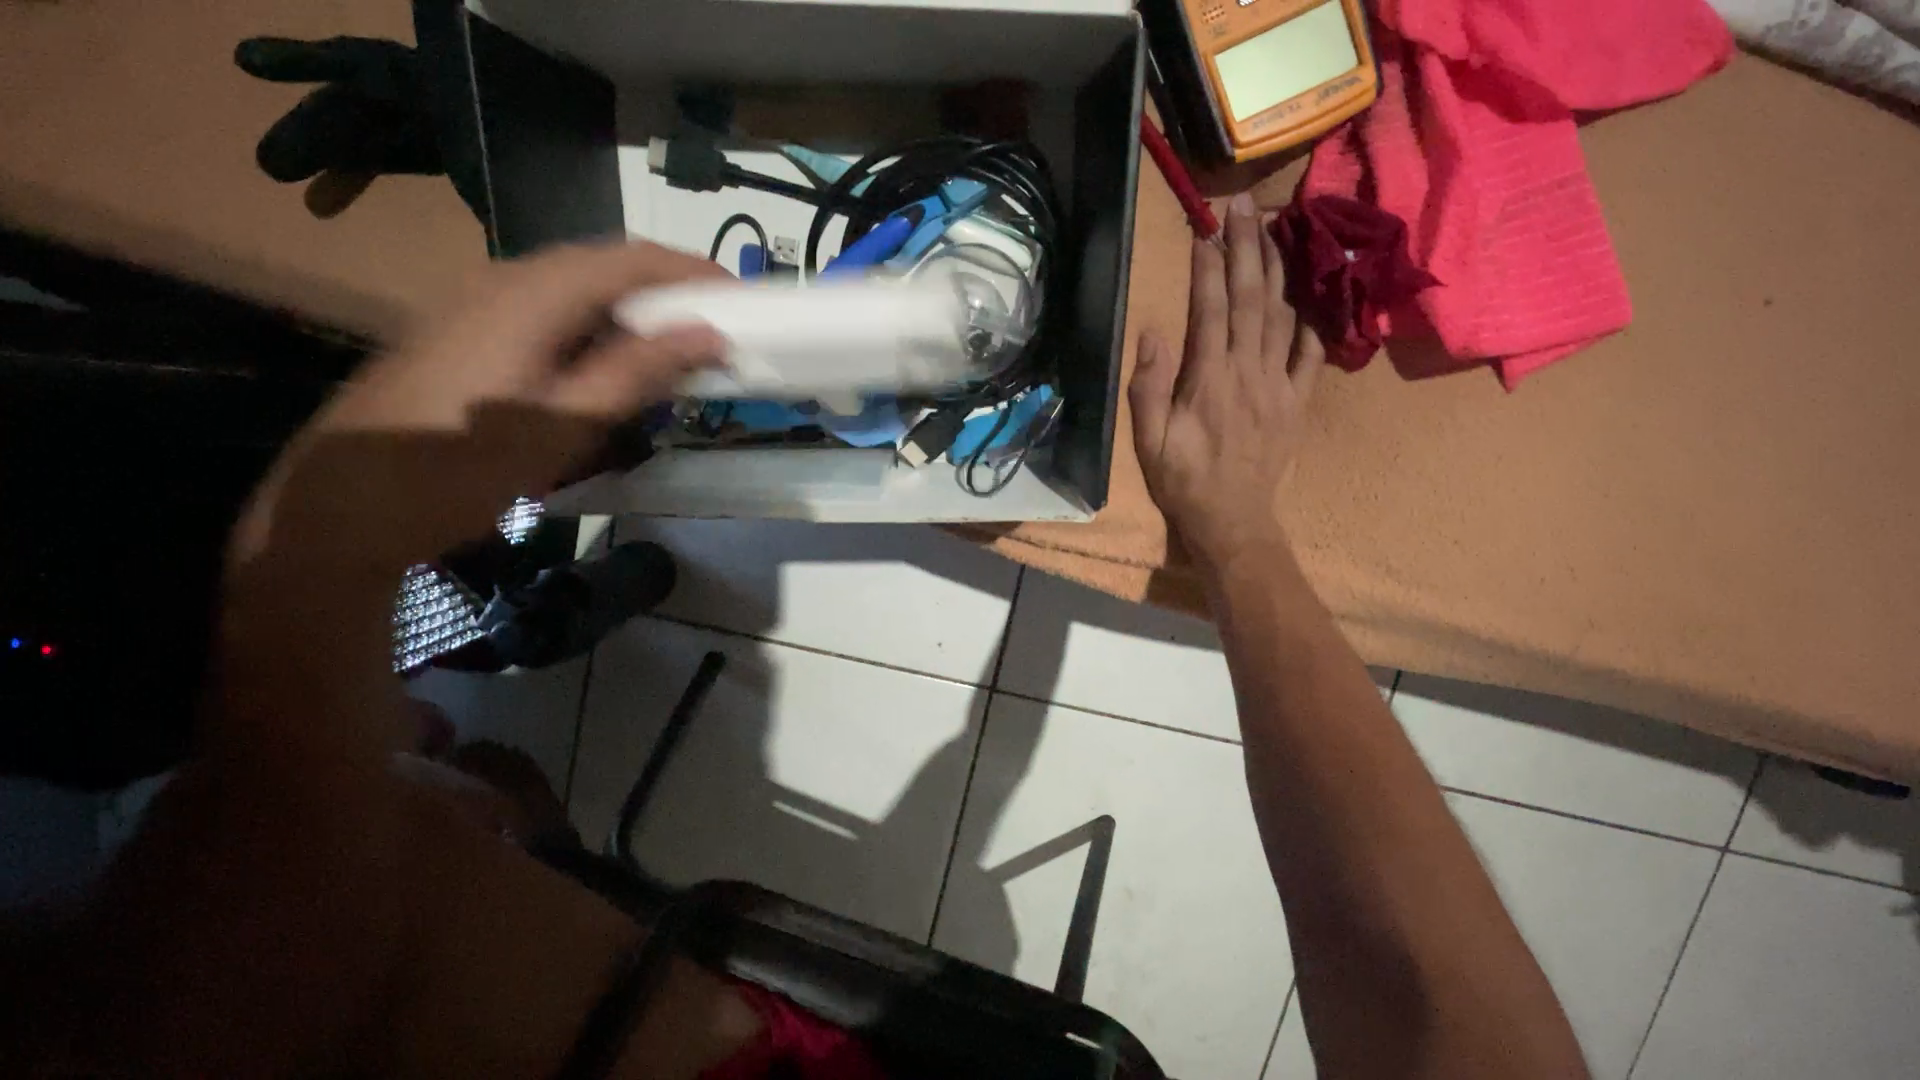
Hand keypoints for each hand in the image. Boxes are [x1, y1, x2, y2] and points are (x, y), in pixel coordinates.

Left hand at [231, 239, 730, 582]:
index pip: (632, 259)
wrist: (344, 506)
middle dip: (670, 292)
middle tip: (720, 331)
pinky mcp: (468, 331)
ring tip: (679, 352)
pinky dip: (597, 329)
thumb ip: (638, 372)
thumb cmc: (461, 468)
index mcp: (532, 295)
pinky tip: (612, 369)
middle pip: (606, 265)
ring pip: (578, 288)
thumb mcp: (563, 426)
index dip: (695, 273)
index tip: (747, 301)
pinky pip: (551, 311)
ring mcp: (478, 302)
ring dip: (634, 312)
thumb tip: (709, 333)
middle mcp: (504, 280)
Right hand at [1130, 194, 1325, 575]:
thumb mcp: (1149, 442)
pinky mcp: (1297, 402)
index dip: (1208, 266)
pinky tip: (1303, 300)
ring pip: (1283, 316)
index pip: (1211, 309)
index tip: (1205, 228)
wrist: (1233, 522)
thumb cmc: (1182, 482)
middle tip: (1243, 205)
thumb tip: (1153, 332)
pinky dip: (1308, 323)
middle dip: (1247, 247)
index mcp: (1210, 380)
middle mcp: (1250, 372)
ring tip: (1271, 232)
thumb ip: (1149, 388)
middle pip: (1252, 298)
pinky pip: (1309, 355)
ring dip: (1276, 271)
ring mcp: (1279, 386)